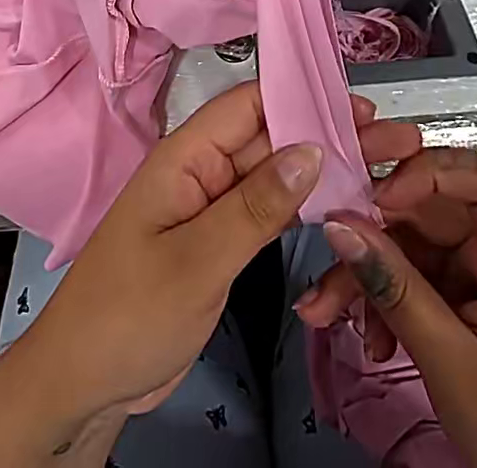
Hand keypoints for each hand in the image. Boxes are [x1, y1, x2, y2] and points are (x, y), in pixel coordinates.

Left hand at [0, 81, 422, 466]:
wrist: (86, 381)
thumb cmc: (128, 313)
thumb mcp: (196, 259)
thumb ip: (254, 205)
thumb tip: (311, 148)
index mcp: (185, 158)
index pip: (247, 106)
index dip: (300, 96)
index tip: (357, 103)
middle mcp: (201, 172)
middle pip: (268, 138)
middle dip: (325, 133)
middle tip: (391, 138)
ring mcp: (212, 208)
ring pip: (272, 174)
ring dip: (321, 168)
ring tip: (380, 165)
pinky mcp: (221, 241)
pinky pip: (266, 210)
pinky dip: (302, 205)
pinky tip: (341, 204)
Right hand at [296, 148, 476, 467]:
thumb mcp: (454, 366)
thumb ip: (395, 290)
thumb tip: (339, 226)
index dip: (430, 172)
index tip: (377, 200)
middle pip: (433, 211)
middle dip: (374, 233)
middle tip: (329, 256)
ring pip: (413, 244)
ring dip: (367, 274)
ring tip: (326, 311)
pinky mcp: (468, 298)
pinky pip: (415, 276)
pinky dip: (383, 299)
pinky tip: (367, 336)